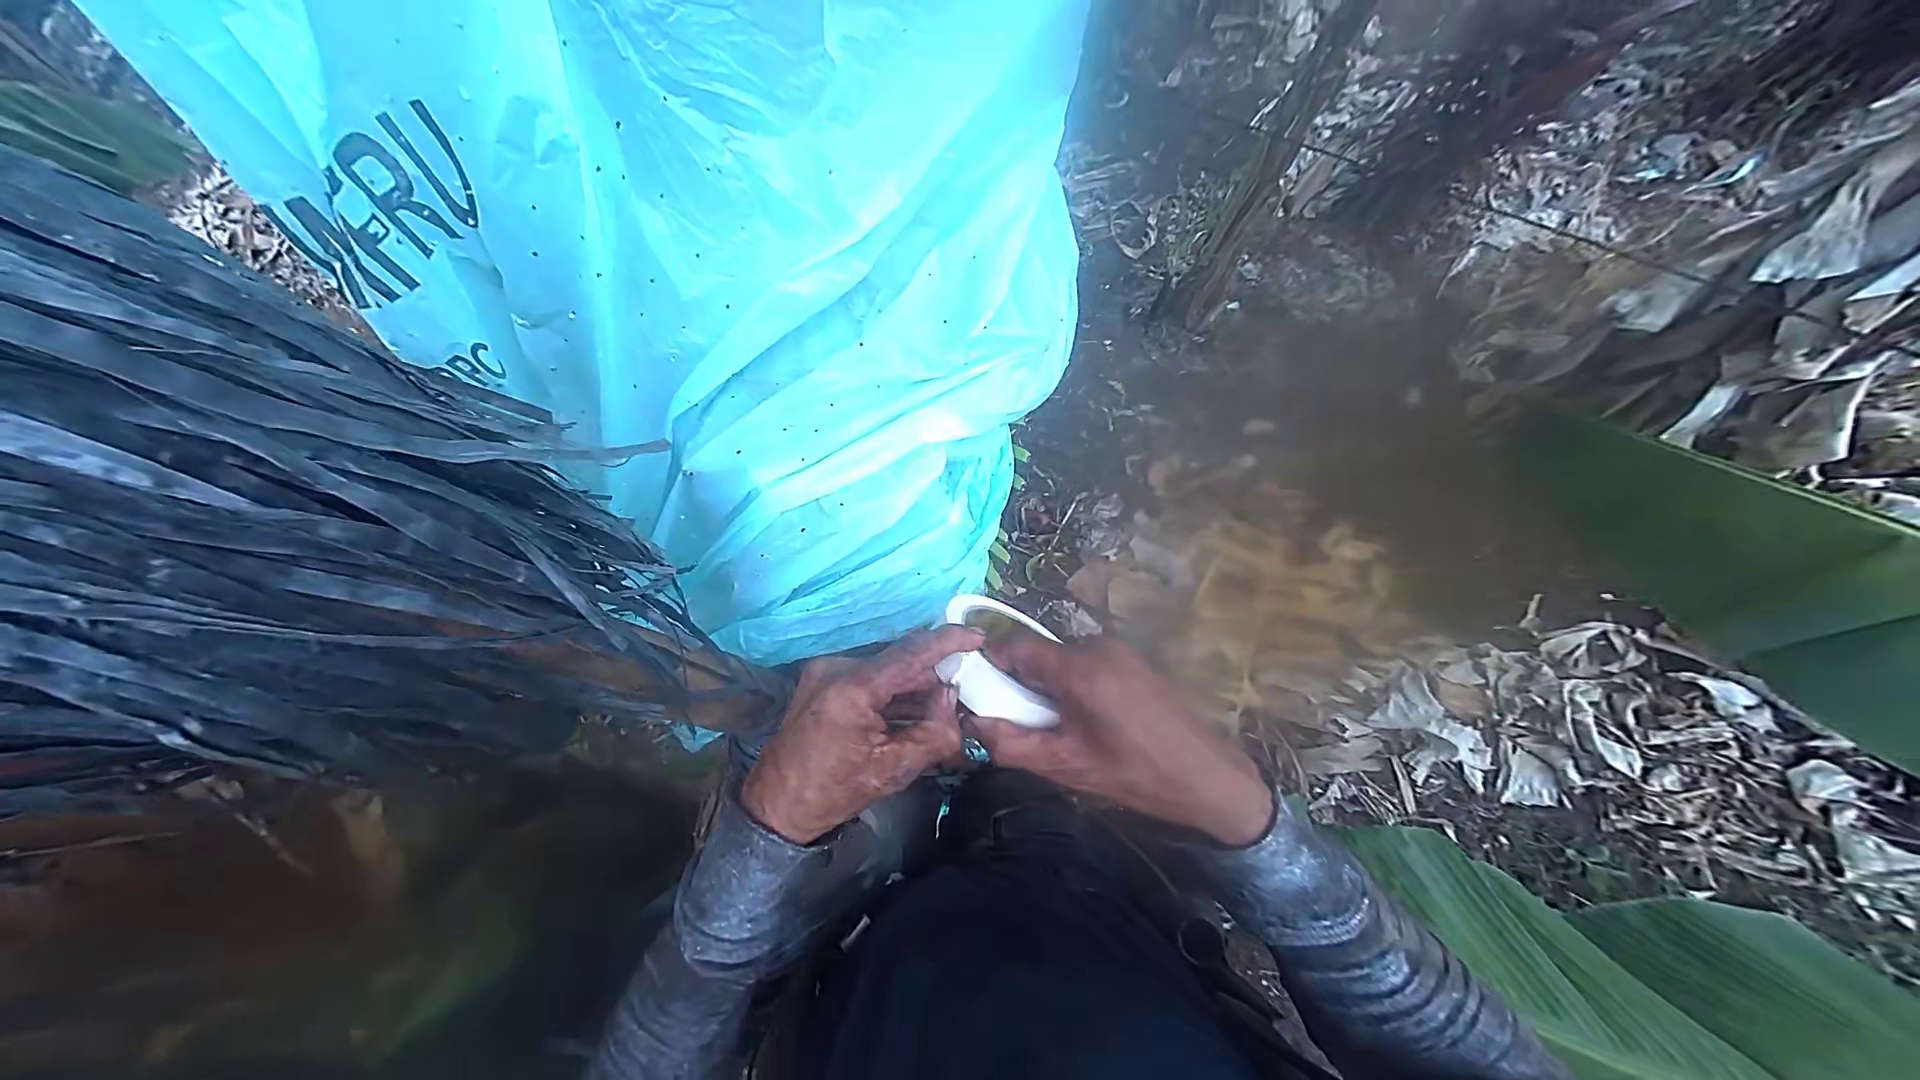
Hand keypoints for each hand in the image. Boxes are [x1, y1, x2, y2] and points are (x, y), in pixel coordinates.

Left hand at [741, 626, 983, 844]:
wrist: (776, 807)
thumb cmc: (832, 792)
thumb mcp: (894, 769)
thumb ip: (934, 732)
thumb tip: (952, 702)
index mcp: (853, 686)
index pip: (911, 652)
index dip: (949, 641)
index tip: (977, 637)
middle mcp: (836, 668)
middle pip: (900, 663)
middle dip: (932, 680)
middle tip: (957, 700)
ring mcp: (825, 672)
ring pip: (886, 671)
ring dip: (912, 689)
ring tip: (934, 716)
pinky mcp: (821, 682)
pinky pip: (869, 679)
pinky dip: (891, 695)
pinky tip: (907, 715)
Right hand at [969, 633, 1274, 845]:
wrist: (1210, 780)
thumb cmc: (1135, 775)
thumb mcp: (1066, 766)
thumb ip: (1011, 744)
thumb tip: (972, 724)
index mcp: (1080, 668)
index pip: (1017, 646)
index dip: (992, 665)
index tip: (982, 692)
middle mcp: (1098, 646)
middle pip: (1040, 653)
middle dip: (1023, 682)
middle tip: (1025, 721)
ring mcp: (1120, 651)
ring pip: (1063, 658)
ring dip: (1050, 685)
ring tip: (1060, 727)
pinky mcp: (1134, 661)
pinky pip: (1088, 663)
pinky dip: (1075, 684)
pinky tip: (1089, 720)